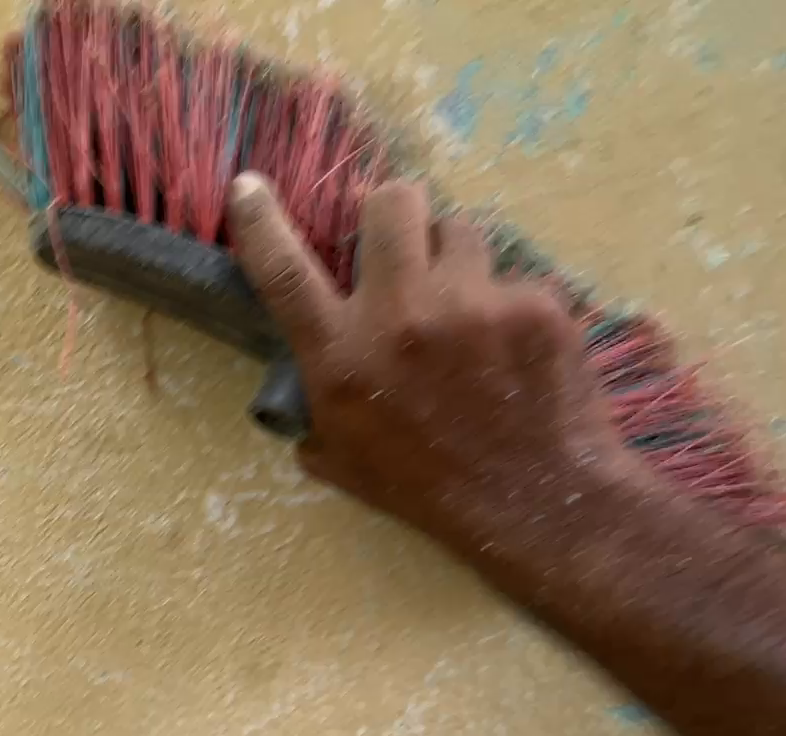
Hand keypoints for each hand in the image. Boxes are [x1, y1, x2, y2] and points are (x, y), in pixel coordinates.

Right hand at [226, 173, 633, 550]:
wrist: (530, 498)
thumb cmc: (416, 482)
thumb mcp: (336, 453)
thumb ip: (316, 403)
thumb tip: (311, 383)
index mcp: (340, 356)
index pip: (285, 275)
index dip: (260, 224)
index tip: (248, 187)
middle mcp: (400, 316)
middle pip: (394, 204)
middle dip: (391, 213)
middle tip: (397, 243)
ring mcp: (474, 303)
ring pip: (462, 230)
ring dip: (450, 256)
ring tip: (459, 304)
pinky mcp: (537, 303)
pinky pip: (512, 276)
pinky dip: (502, 302)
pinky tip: (508, 346)